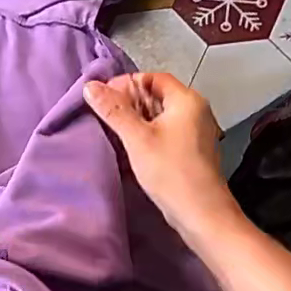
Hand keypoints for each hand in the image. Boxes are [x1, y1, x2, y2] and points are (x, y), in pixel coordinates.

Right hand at [84, 71, 232, 235]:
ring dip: (135, 118)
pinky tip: (129, 145)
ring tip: (111, 129)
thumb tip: (90, 86)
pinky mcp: (190, 149)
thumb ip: (113, 110)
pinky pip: (165, 131)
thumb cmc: (170, 171)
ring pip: (159, 115)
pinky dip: (146, 133)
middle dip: (129, 101)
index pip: (153, 78)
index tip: (102, 96)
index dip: (126, 83)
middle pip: (157, 95)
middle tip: (102, 113)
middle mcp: (195, 110)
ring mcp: (194, 131)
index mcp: (187, 100)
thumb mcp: (137, 138)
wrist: (200, 212)